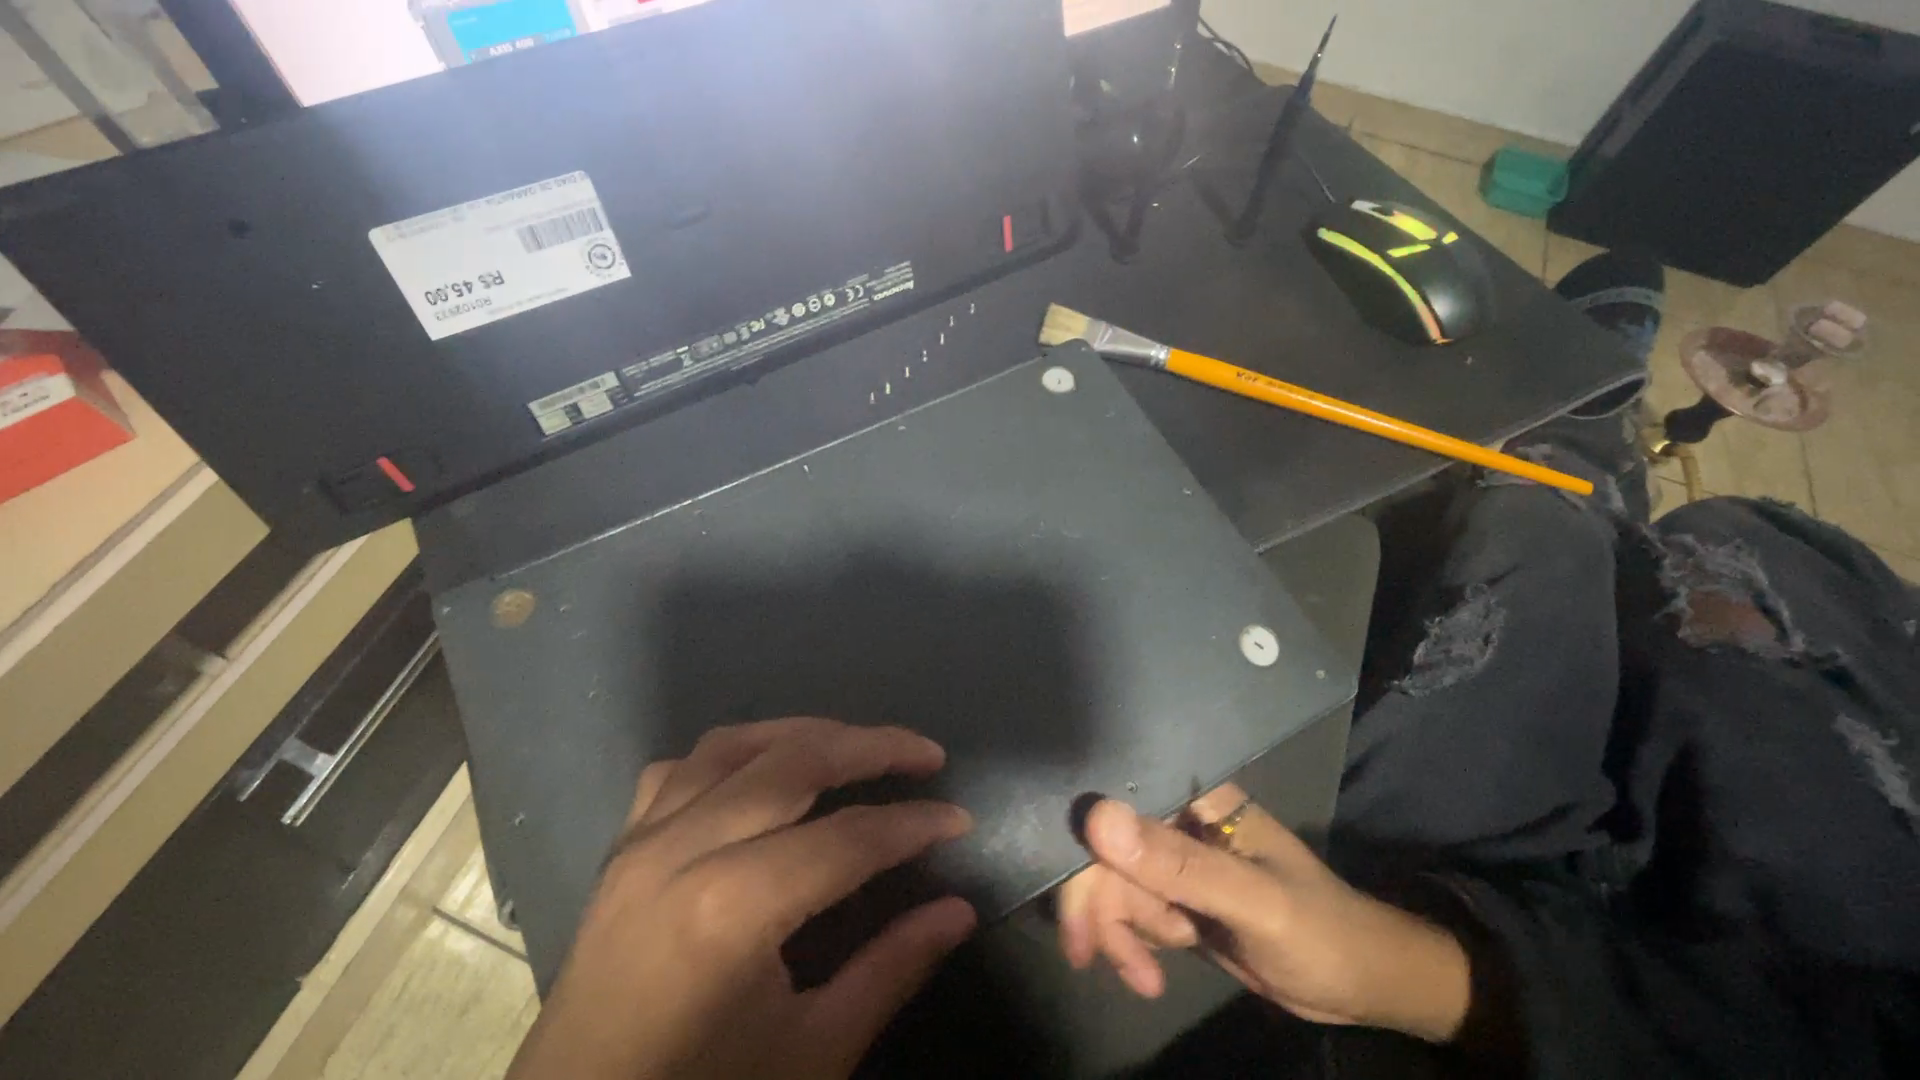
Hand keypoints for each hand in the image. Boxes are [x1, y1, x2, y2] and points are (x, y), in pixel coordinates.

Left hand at [508, 718, 977, 1079]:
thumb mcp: (812, 1054)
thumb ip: (889, 971)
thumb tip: (957, 911)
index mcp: (733, 908)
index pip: (848, 837)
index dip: (913, 823)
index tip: (959, 819)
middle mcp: (682, 849)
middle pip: (794, 762)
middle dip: (870, 747)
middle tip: (926, 753)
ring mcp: (641, 841)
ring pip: (733, 745)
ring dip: (804, 732)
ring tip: (857, 744)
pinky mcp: (618, 850)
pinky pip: (679, 769)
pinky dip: (734, 753)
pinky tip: (763, 770)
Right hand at [1056, 784, 1470, 1043]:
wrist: (1361, 984)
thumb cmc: (1320, 931)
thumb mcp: (1252, 901)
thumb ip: (1180, 864)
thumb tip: (1097, 816)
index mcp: (1198, 797)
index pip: (1120, 799)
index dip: (1088, 844)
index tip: (1076, 900)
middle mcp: (1179, 819)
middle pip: (1106, 848)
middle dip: (1100, 904)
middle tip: (1090, 954)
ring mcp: (1176, 860)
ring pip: (1112, 884)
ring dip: (1118, 933)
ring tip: (1147, 977)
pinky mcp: (1176, 897)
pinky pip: (1129, 912)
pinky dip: (1129, 946)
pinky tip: (1147, 978)